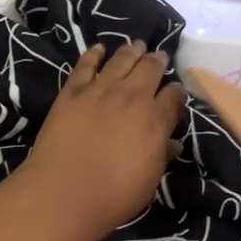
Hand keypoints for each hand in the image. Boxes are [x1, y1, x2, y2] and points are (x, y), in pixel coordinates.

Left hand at [15, 42, 187, 239]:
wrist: (64, 191)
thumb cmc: (113, 195)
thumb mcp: (149, 180)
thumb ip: (161, 155)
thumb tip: (172, 142)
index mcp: (155, 120)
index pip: (173, 97)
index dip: (177, 92)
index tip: (176, 91)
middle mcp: (131, 97)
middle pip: (149, 69)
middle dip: (157, 61)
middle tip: (159, 56)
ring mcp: (100, 90)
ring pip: (120, 61)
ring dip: (131, 51)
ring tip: (136, 44)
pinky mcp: (73, 91)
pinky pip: (85, 65)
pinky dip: (93, 54)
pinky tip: (99, 48)